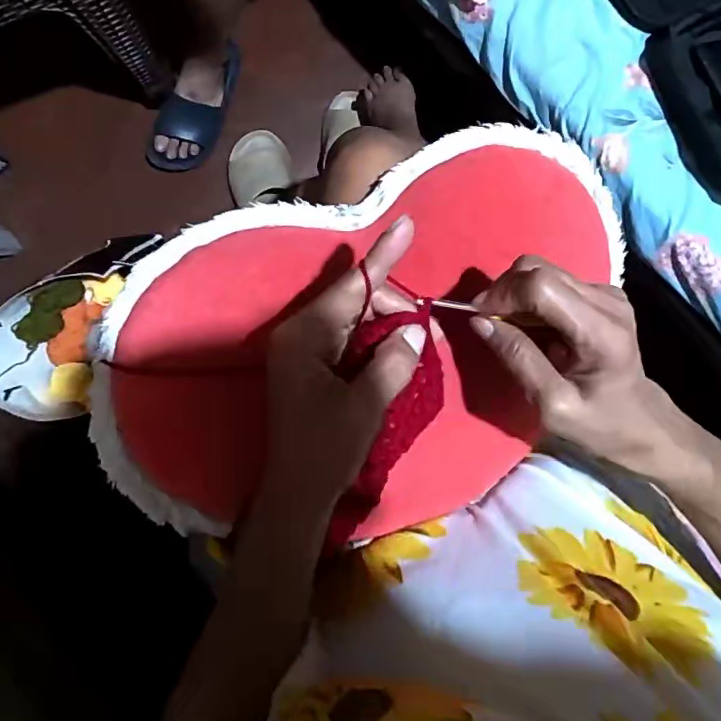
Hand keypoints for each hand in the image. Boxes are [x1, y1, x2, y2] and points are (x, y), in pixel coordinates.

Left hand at [259, 217, 427, 516]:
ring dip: (387, 325)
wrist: (294, 495)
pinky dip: (375, 340)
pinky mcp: (311, 364)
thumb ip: (393, 360)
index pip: (353, 284)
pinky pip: (348, 338)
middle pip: (356, 299)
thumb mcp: (366, 405)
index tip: (405, 224)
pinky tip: (398, 349)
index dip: (383, 255)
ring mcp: (303, 348)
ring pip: (355, 318)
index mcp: (306, 334)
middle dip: (394, 308)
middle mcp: (300, 332)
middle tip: (426, 332)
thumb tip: (415, 330)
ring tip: (418, 342)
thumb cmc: (325, 450)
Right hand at [471, 257, 705, 479]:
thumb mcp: (553, 406)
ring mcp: (607, 293)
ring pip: (542, 270)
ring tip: (506, 326)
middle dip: (504, 291)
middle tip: (488, 322)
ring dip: (515, 294)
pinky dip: (529, 299)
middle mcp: (607, 300)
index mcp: (601, 330)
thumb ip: (518, 360)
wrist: (643, 424)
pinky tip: (528, 326)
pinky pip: (552, 281)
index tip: (479, 318)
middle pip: (539, 269)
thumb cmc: (600, 425)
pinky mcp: (601, 294)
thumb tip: (480, 321)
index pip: (542, 286)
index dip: (503, 295)